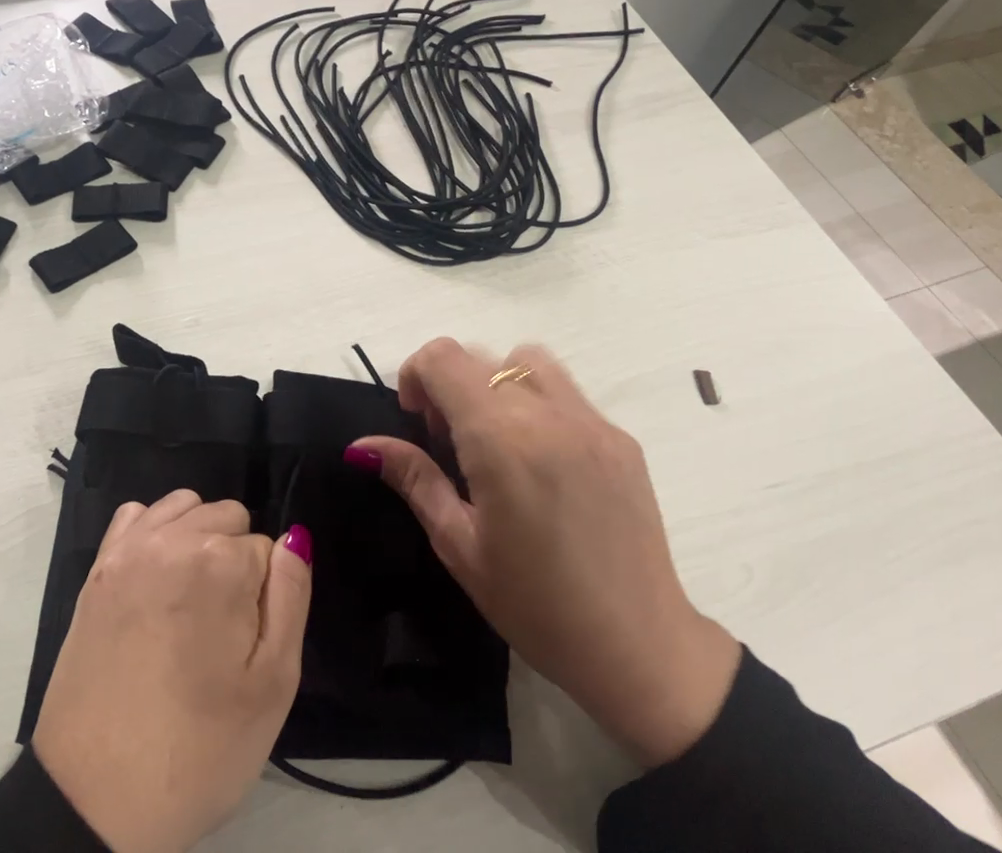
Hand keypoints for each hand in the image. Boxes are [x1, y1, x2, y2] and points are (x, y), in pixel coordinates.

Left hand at [32, 490, 313, 852]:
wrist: (95, 798)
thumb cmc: (200, 747)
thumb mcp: (273, 682)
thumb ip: (291, 595)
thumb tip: (293, 538)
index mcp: (218, 563)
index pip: (267, 550)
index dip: (265, 598)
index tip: (246, 644)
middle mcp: (167, 540)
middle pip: (227, 519)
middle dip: (235, 561)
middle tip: (223, 630)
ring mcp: (123, 552)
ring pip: (184, 509)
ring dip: (198, 540)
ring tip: (194, 604)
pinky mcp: (94, 573)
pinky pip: (135, 518)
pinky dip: (155, 534)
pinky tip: (159, 581)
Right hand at [349, 339, 739, 767]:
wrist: (636, 644)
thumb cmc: (533, 606)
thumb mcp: (458, 544)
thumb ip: (415, 479)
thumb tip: (364, 445)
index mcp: (502, 441)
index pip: (444, 358)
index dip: (416, 377)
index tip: (417, 422)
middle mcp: (550, 415)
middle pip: (483, 357)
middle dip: (452, 385)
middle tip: (451, 445)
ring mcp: (593, 423)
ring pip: (529, 363)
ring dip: (497, 385)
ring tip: (497, 444)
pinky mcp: (622, 440)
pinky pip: (568, 394)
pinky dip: (538, 406)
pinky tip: (541, 466)